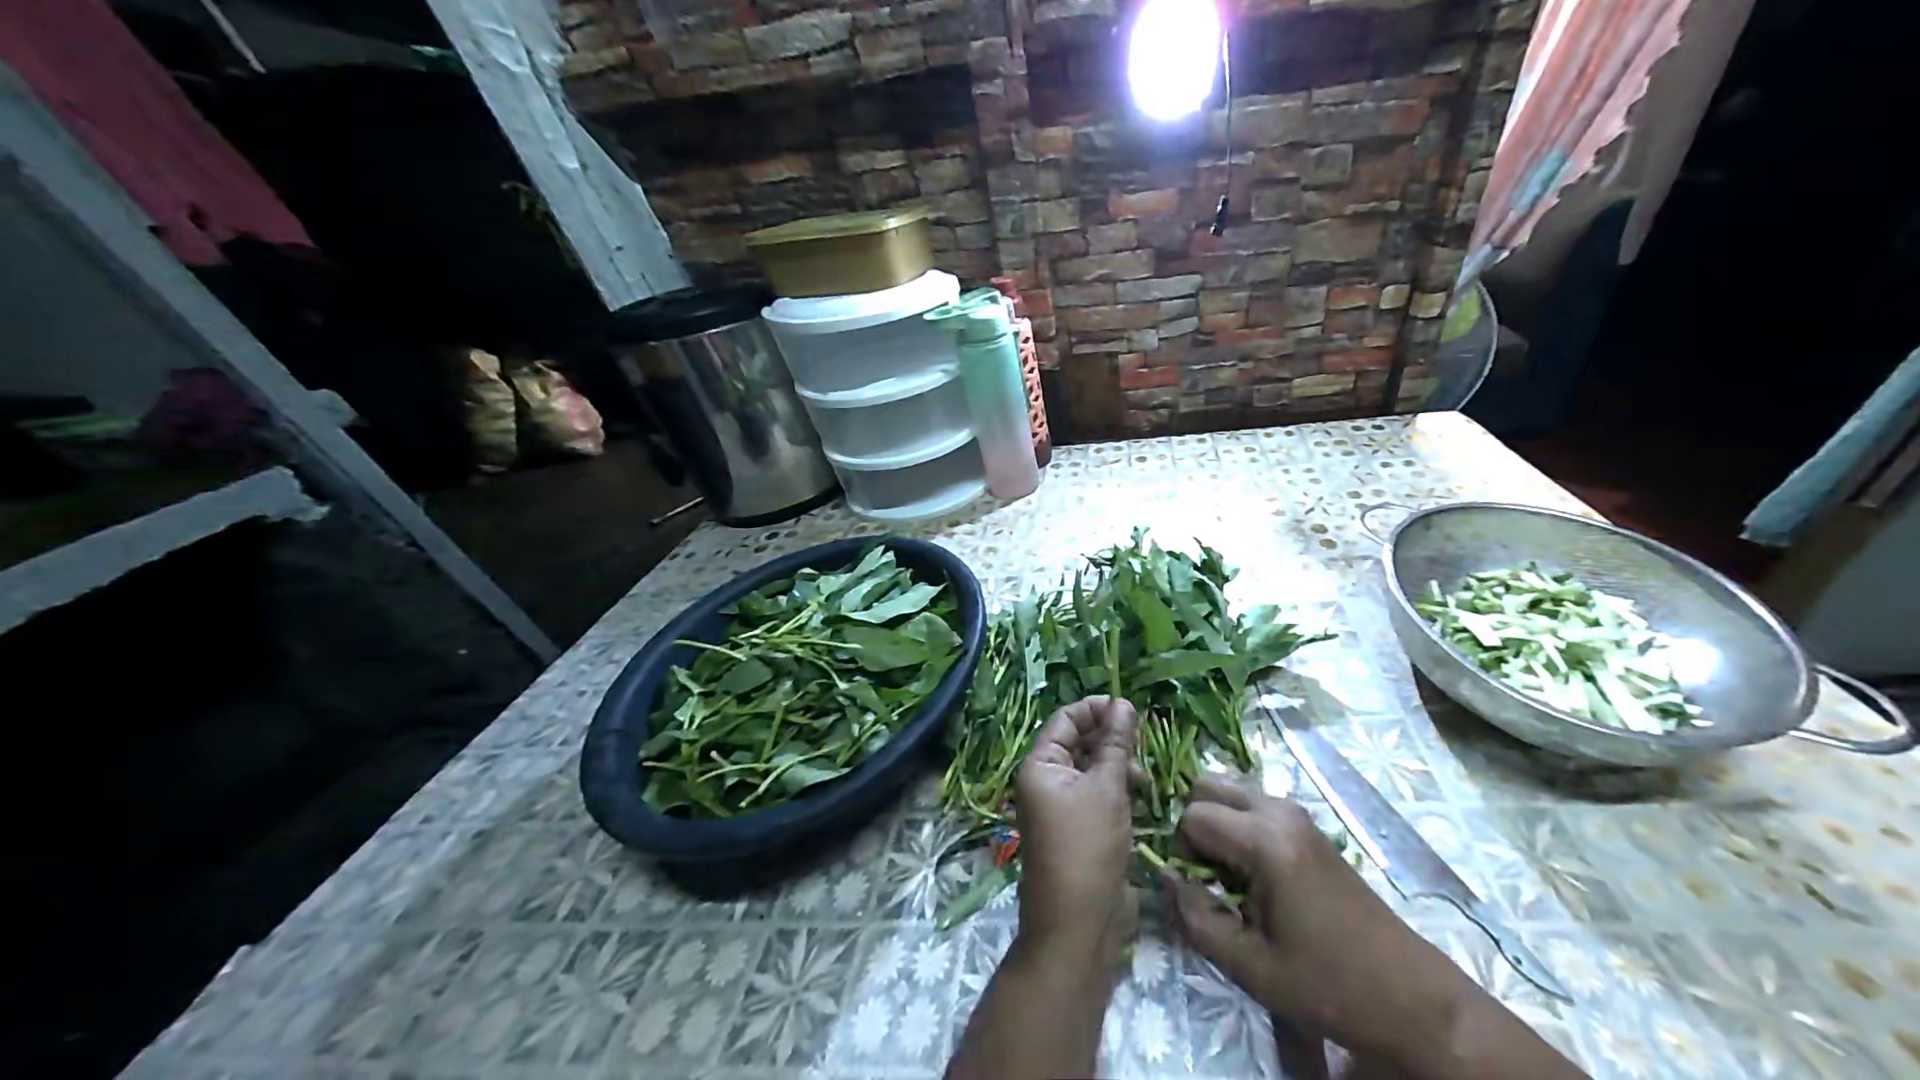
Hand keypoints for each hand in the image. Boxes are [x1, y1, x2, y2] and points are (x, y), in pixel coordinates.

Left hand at [1012, 694, 1137, 971]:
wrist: (1078, 922)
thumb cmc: (1088, 847)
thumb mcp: (1106, 789)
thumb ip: (1115, 744)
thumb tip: (1122, 704)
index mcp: (1039, 765)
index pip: (1065, 720)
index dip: (1095, 709)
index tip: (1129, 707)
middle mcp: (1045, 780)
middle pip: (1077, 742)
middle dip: (1109, 737)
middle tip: (1143, 741)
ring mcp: (1061, 805)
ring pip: (1090, 768)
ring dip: (1116, 764)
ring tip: (1144, 775)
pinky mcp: (1078, 827)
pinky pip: (1096, 794)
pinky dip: (1117, 788)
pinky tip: (1141, 794)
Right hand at [1167, 775, 1476, 1069]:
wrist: (1413, 1000)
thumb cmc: (1329, 985)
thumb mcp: (1250, 967)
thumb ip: (1195, 917)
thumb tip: (1165, 877)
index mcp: (1266, 841)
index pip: (1192, 815)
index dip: (1182, 850)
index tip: (1198, 889)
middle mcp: (1280, 812)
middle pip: (1207, 785)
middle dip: (1194, 823)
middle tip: (1207, 873)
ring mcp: (1298, 815)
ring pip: (1230, 789)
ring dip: (1216, 822)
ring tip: (1228, 874)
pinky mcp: (1309, 826)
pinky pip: (1253, 803)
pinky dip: (1238, 825)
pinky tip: (1253, 872)